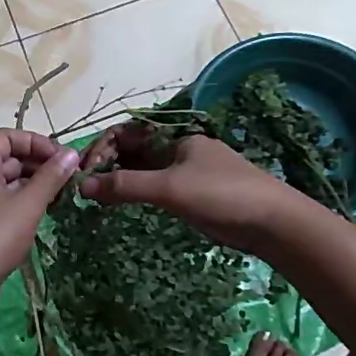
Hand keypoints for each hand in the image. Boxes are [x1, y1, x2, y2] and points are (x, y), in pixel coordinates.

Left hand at [0, 129, 79, 299]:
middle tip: (69, 179)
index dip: (37, 142)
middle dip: (39, 164)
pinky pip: (1, 200)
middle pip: (7, 157)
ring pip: (6, 180)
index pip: (7, 136)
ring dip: (34, 184)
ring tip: (62, 196)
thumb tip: (72, 154)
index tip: (64, 158)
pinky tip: (44, 212)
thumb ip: (51, 177)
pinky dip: (22, 201)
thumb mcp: (27, 205)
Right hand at [77, 123, 307, 246]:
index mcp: (174, 137)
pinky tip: (120, 207)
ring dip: (117, 181)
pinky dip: (132, 194)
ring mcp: (183, 172)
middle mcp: (176, 150)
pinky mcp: (189, 195)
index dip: (101, 148)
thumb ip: (124, 186)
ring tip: (96, 199)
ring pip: (139, 170)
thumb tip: (82, 186)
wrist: (274, 223)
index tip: (84, 171)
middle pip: (130, 150)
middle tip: (85, 188)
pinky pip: (151, 187)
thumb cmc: (222, 194)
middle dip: (105, 164)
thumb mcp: (169, 187)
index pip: (125, 132)